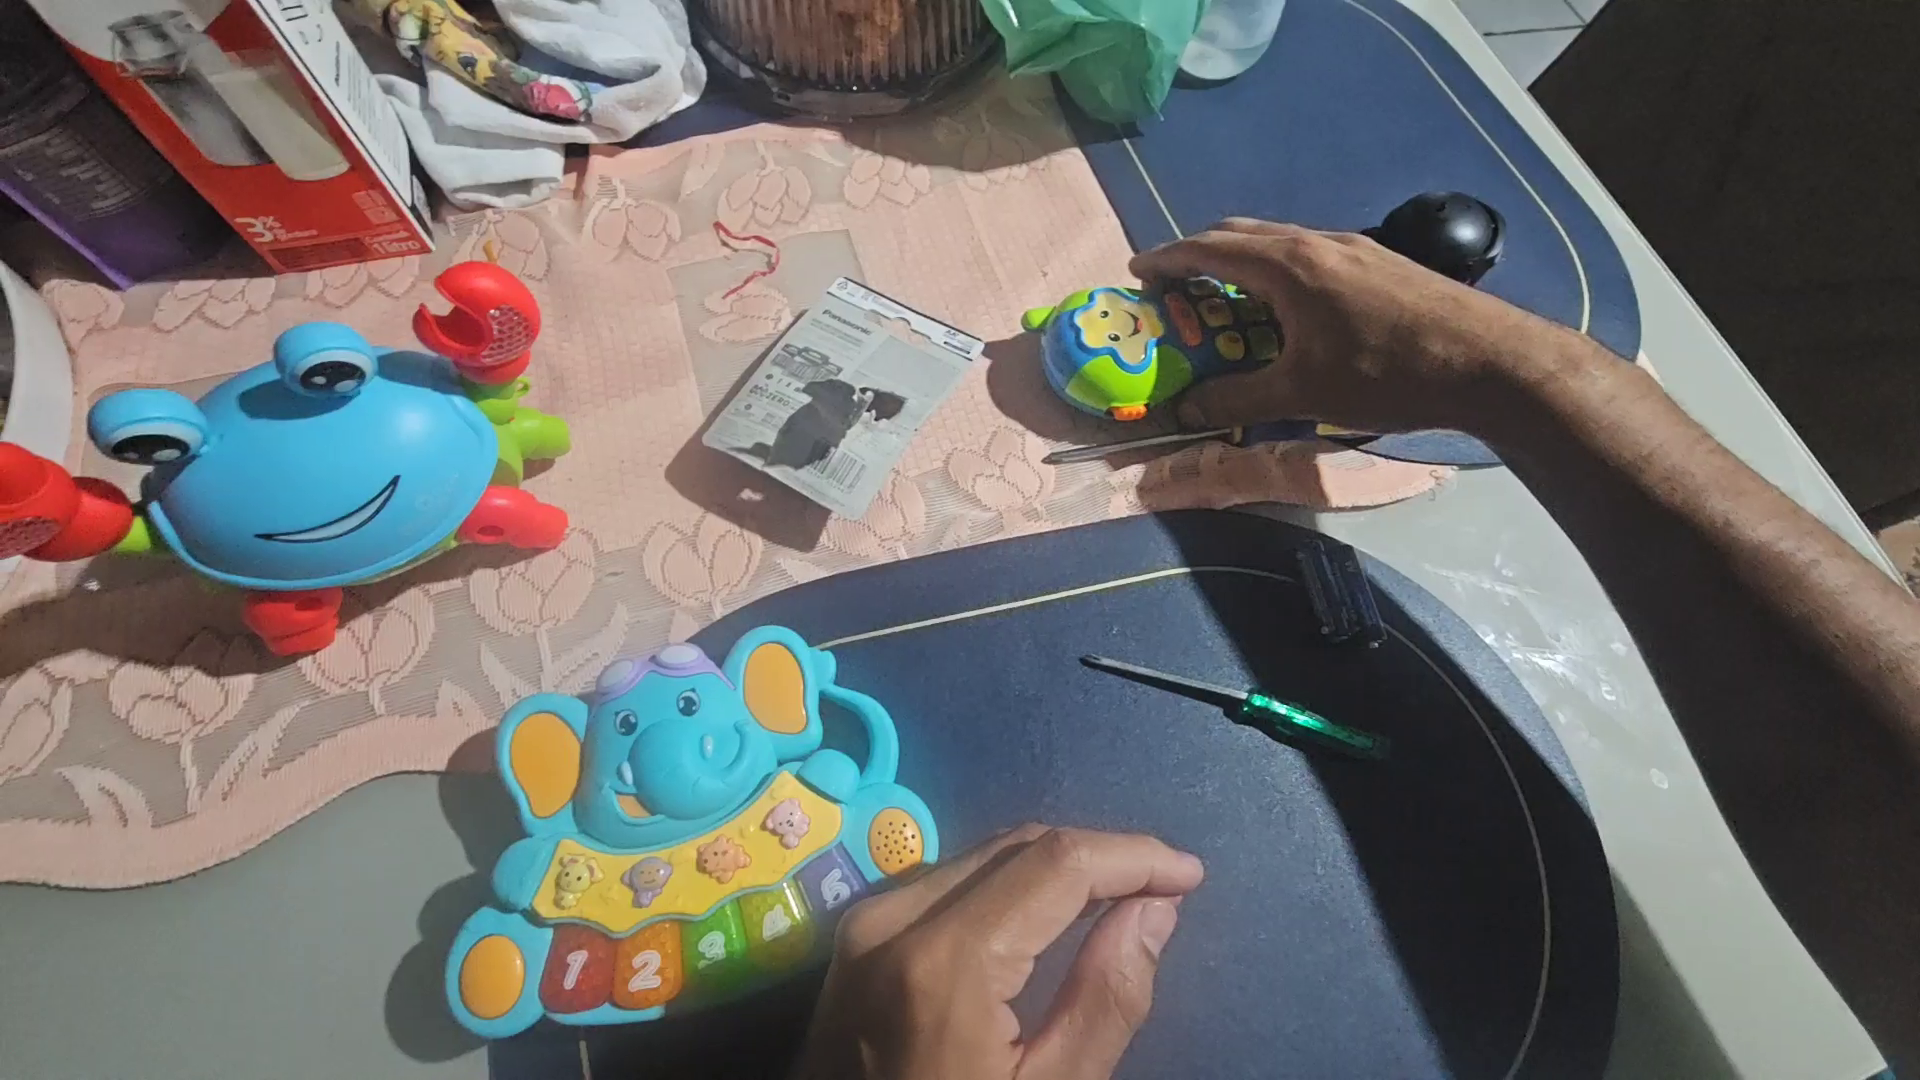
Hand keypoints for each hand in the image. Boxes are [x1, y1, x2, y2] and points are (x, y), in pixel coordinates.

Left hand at [790, 825, 1204, 1079]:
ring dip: (1056, 865)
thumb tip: (1155, 906)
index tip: (1188, 874)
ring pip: (986, 855)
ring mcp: (868, 916)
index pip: (1055, 865)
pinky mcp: (858, 927)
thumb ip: (1105, 999)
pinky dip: (1010, 882)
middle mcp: (895, 915)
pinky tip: (1048, 906)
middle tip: (1160, 887)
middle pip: (1020, 847)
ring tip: (1118, 892)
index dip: (1131, 857)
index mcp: (942, 963)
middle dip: (1098, 856)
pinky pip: (952, 878)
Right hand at [1129, 220, 1597, 433]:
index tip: (1137, 271)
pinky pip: (1307, 255)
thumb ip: (1234, 399)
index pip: (1210, 248)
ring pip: (1277, 242)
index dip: (1167, 258)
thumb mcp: (1300, 395)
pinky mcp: (1378, 263)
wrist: (1491, 363)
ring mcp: (1353, 248)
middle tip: (1174, 286)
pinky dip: (1274, 272)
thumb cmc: (1385, 373)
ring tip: (1222, 299)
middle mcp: (1317, 243)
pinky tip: (1284, 310)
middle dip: (1199, 254)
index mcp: (1289, 266)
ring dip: (1240, 262)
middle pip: (1242, 233)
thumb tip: (1184, 410)